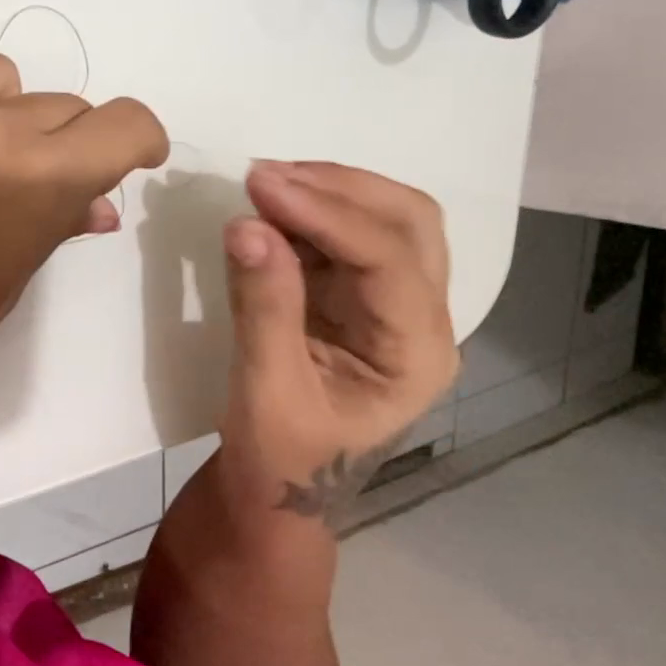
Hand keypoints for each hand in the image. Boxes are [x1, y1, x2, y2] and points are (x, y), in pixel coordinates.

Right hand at [215, 161, 458, 529]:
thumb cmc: (278, 457)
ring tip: (264, 182)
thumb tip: (246, 226)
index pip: (388, 262)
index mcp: (416, 355)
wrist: (276, 490)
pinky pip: (346, 237)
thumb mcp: (265, 391)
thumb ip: (263, 308)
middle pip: (411, 225)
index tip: (259, 185)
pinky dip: (310, 211)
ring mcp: (391, 306)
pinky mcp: (354, 298)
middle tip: (266, 176)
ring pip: (388, 221)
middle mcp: (419, 320)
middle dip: (342, 188)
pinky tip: (271, 205)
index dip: (327, 216)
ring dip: (330, 191)